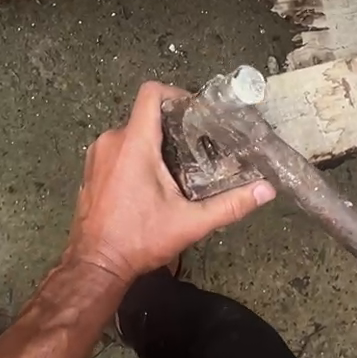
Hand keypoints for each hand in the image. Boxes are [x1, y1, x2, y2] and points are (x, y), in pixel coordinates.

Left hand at [63, 81, 275, 281]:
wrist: (95, 264)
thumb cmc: (138, 240)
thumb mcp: (190, 223)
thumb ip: (230, 205)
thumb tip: (266, 190)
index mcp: (133, 143)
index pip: (151, 93)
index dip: (175, 93)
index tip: (194, 112)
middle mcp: (111, 140)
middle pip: (144, 116)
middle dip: (170, 127)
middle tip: (194, 146)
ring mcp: (96, 154)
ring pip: (130, 133)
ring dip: (152, 144)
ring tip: (175, 167)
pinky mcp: (90, 168)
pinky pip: (115, 148)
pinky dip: (133, 156)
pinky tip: (149, 182)